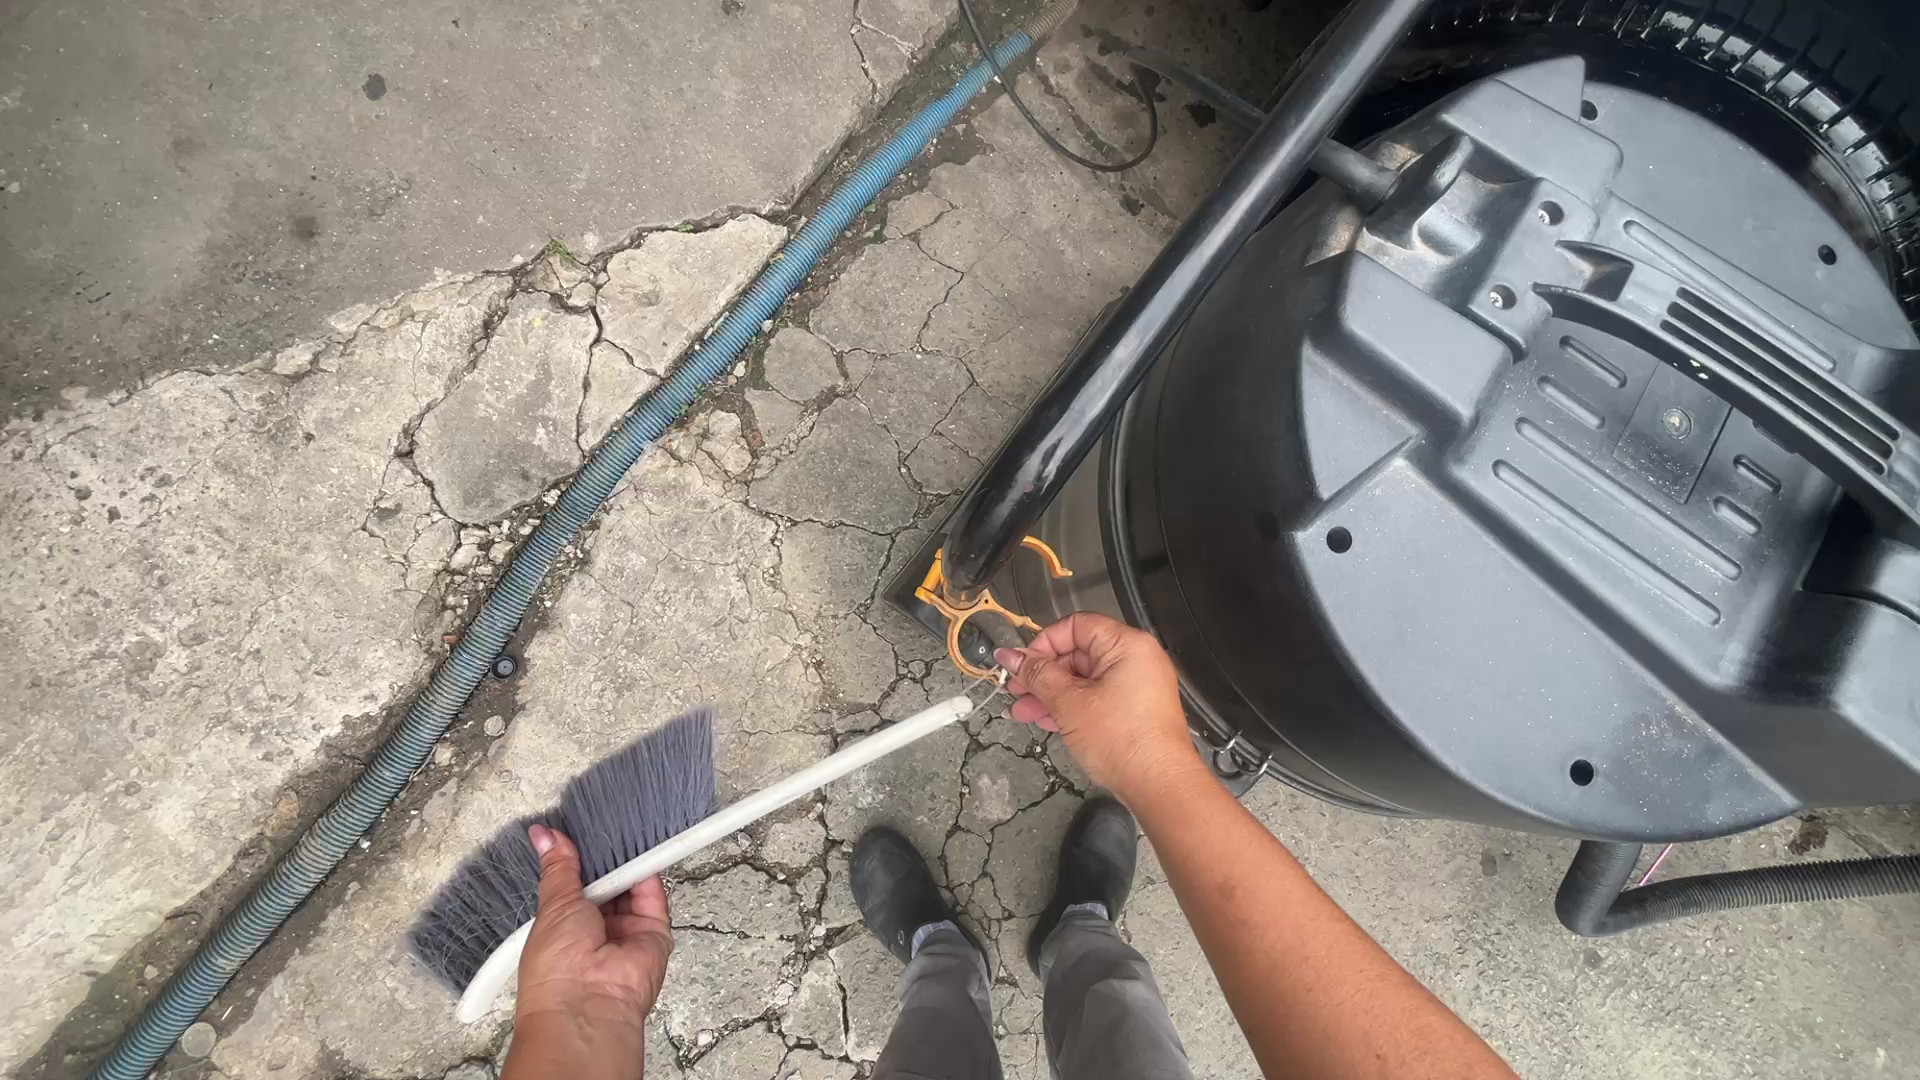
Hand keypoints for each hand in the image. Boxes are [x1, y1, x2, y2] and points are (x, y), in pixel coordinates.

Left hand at [500, 824, 672, 1079]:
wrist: (590, 1003)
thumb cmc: (557, 968)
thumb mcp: (554, 906)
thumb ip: (559, 867)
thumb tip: (543, 835)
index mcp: (565, 925)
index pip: (576, 882)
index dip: (579, 856)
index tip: (582, 827)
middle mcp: (598, 926)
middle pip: (608, 880)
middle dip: (607, 854)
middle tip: (608, 819)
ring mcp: (627, 926)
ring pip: (633, 881)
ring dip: (630, 858)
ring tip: (628, 823)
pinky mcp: (654, 926)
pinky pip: (655, 890)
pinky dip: (652, 866)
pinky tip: (647, 842)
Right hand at [994, 612, 1200, 802]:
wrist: (1159, 787)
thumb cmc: (1128, 743)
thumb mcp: (1069, 703)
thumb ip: (1036, 675)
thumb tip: (1012, 656)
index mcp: (1126, 645)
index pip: (1074, 626)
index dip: (1043, 643)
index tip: (1023, 664)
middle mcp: (1135, 659)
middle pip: (1077, 652)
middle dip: (1042, 674)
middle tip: (1018, 689)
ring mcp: (1136, 684)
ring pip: (1083, 678)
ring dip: (1051, 693)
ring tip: (1026, 710)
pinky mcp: (1134, 708)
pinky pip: (1095, 696)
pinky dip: (1071, 705)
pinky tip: (1048, 719)